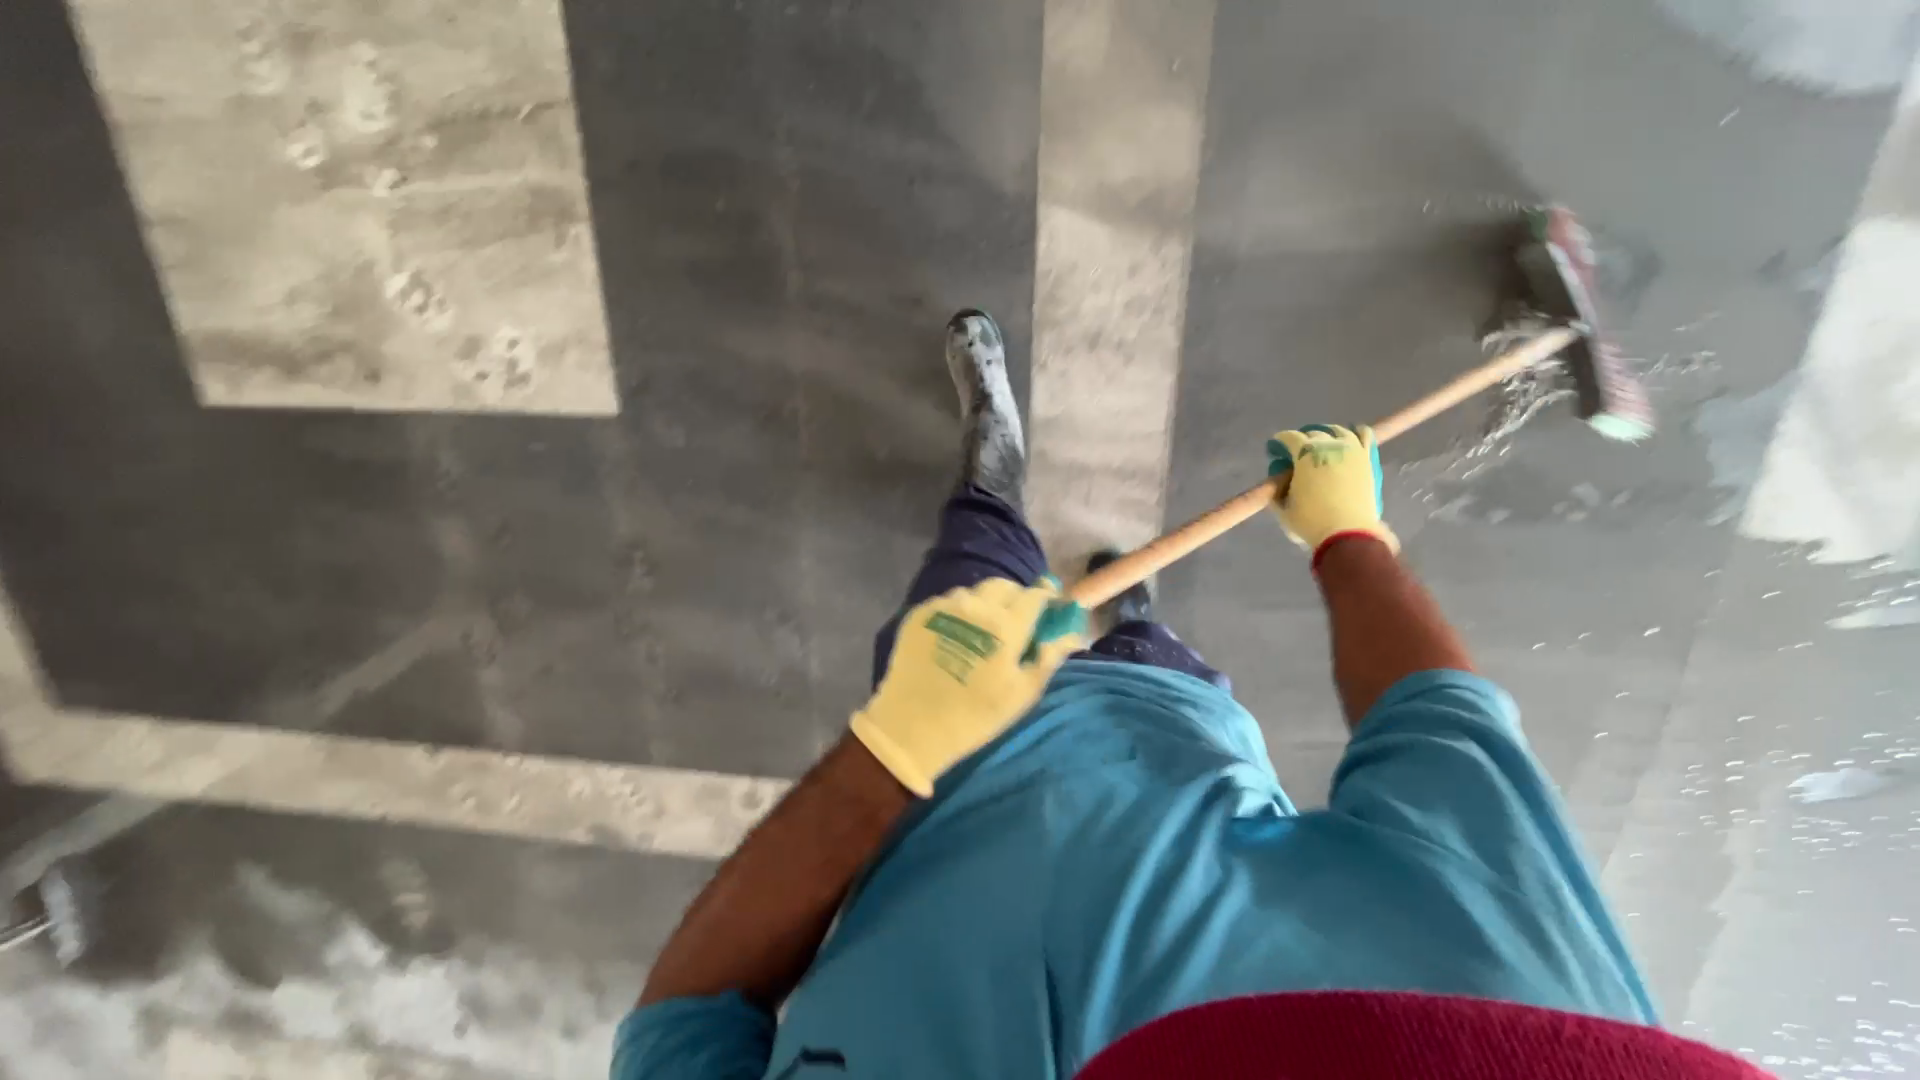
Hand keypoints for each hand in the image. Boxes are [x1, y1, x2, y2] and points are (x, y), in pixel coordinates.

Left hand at [851, 579, 1086, 796]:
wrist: (912, 727)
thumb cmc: (975, 716)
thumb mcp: (1022, 693)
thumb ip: (1048, 657)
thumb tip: (1071, 633)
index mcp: (1004, 626)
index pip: (1034, 595)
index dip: (1045, 598)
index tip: (1049, 605)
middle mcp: (974, 607)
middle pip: (1003, 585)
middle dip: (1014, 597)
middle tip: (1014, 621)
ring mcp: (943, 607)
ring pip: (973, 592)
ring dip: (983, 604)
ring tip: (981, 631)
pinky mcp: (918, 614)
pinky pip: (947, 602)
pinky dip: (957, 612)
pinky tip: (954, 636)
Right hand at [1266, 424, 1399, 558]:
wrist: (1347, 533)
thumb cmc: (1310, 521)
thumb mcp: (1283, 509)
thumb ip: (1277, 491)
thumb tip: (1279, 482)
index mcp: (1304, 454)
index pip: (1290, 437)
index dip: (1280, 441)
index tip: (1275, 448)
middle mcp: (1328, 445)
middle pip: (1313, 433)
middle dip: (1303, 440)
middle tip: (1298, 452)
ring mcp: (1351, 450)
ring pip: (1338, 431)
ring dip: (1328, 435)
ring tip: (1324, 444)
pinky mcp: (1367, 459)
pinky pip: (1365, 436)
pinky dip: (1356, 433)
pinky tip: (1350, 439)